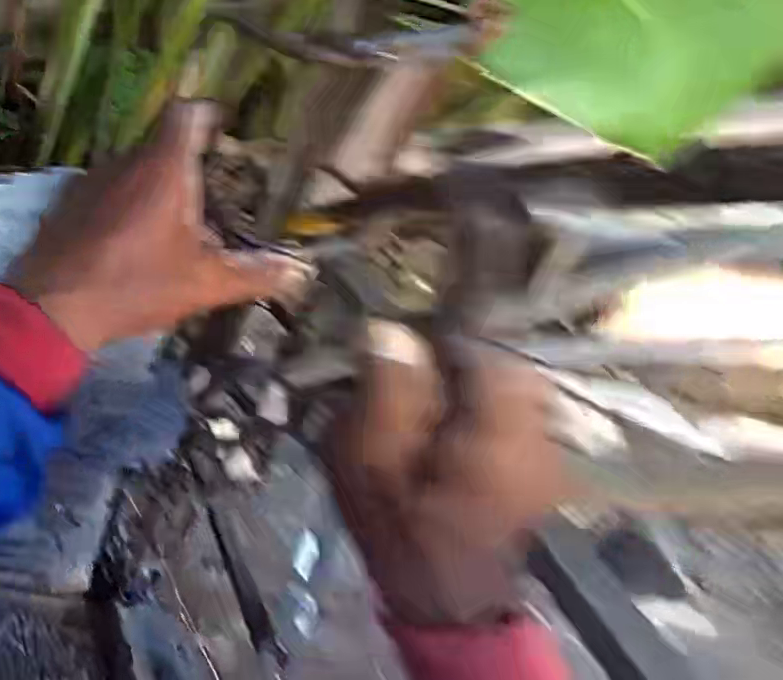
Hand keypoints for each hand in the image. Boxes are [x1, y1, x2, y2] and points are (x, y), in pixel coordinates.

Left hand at [5, 100, 312, 352]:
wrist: (51, 303)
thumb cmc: (134, 285)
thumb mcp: (203, 284)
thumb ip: (254, 273)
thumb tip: (298, 269)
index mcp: (161, 170)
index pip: (185, 116)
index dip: (206, 112)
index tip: (225, 123)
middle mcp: (122, 164)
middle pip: (159, 147)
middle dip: (185, 165)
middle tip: (210, 194)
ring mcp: (88, 180)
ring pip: (130, 170)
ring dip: (152, 186)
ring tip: (174, 223)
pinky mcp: (66, 200)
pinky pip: (104, 189)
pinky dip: (123, 200)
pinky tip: (130, 236)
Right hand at [328, 321, 565, 626]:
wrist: (435, 584)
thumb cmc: (392, 515)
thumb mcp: (367, 452)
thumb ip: (385, 391)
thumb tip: (388, 327)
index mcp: (501, 435)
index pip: (491, 353)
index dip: (442, 330)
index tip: (394, 327)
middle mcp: (540, 438)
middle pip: (501, 366)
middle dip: (447, 350)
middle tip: (390, 351)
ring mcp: (544, 453)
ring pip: (503, 385)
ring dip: (454, 372)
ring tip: (400, 376)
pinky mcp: (532, 461)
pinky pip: (503, 408)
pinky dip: (464, 395)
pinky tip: (425, 406)